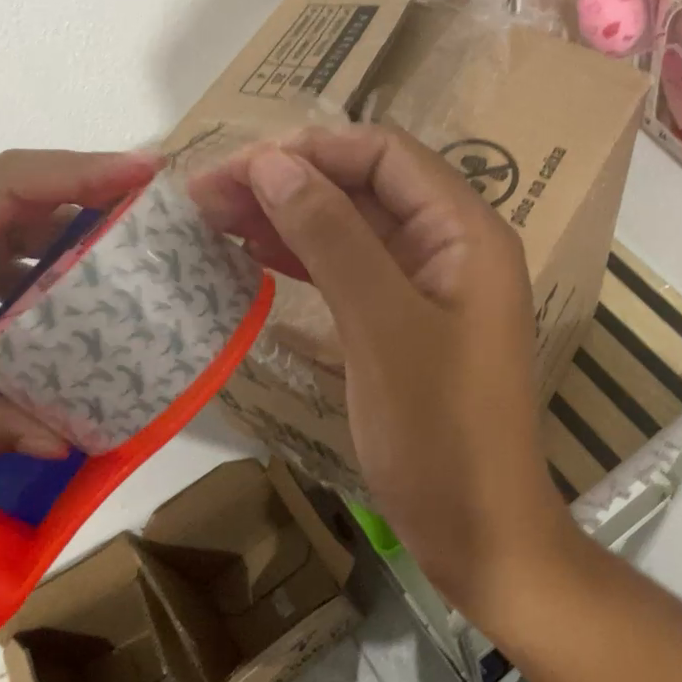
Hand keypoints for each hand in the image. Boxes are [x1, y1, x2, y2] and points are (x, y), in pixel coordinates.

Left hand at [0, 149, 160, 461]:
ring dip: (73, 225)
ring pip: (15, 221)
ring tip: (133, 247)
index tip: (142, 175)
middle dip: (91, 188)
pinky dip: (47, 264)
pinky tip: (77, 296)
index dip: (78, 174)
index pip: (8, 186)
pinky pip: (3, 256)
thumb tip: (64, 442)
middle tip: (158, 207)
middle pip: (22, 190)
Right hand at [190, 126, 576, 610]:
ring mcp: (432, 288)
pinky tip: (254, 257)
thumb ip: (331, 237)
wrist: (478, 531)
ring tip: (212, 220)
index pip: (385, 154)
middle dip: (289, 182)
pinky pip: (353, 274)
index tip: (235, 169)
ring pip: (354, 229)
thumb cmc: (438, 432)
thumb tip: (272, 160)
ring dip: (288, 219)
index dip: (309, 149)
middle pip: (365, 187)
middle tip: (203, 197)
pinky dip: (306, 261)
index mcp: (467, 232)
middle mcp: (454, 247)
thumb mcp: (381, 327)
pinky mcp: (408, 325)